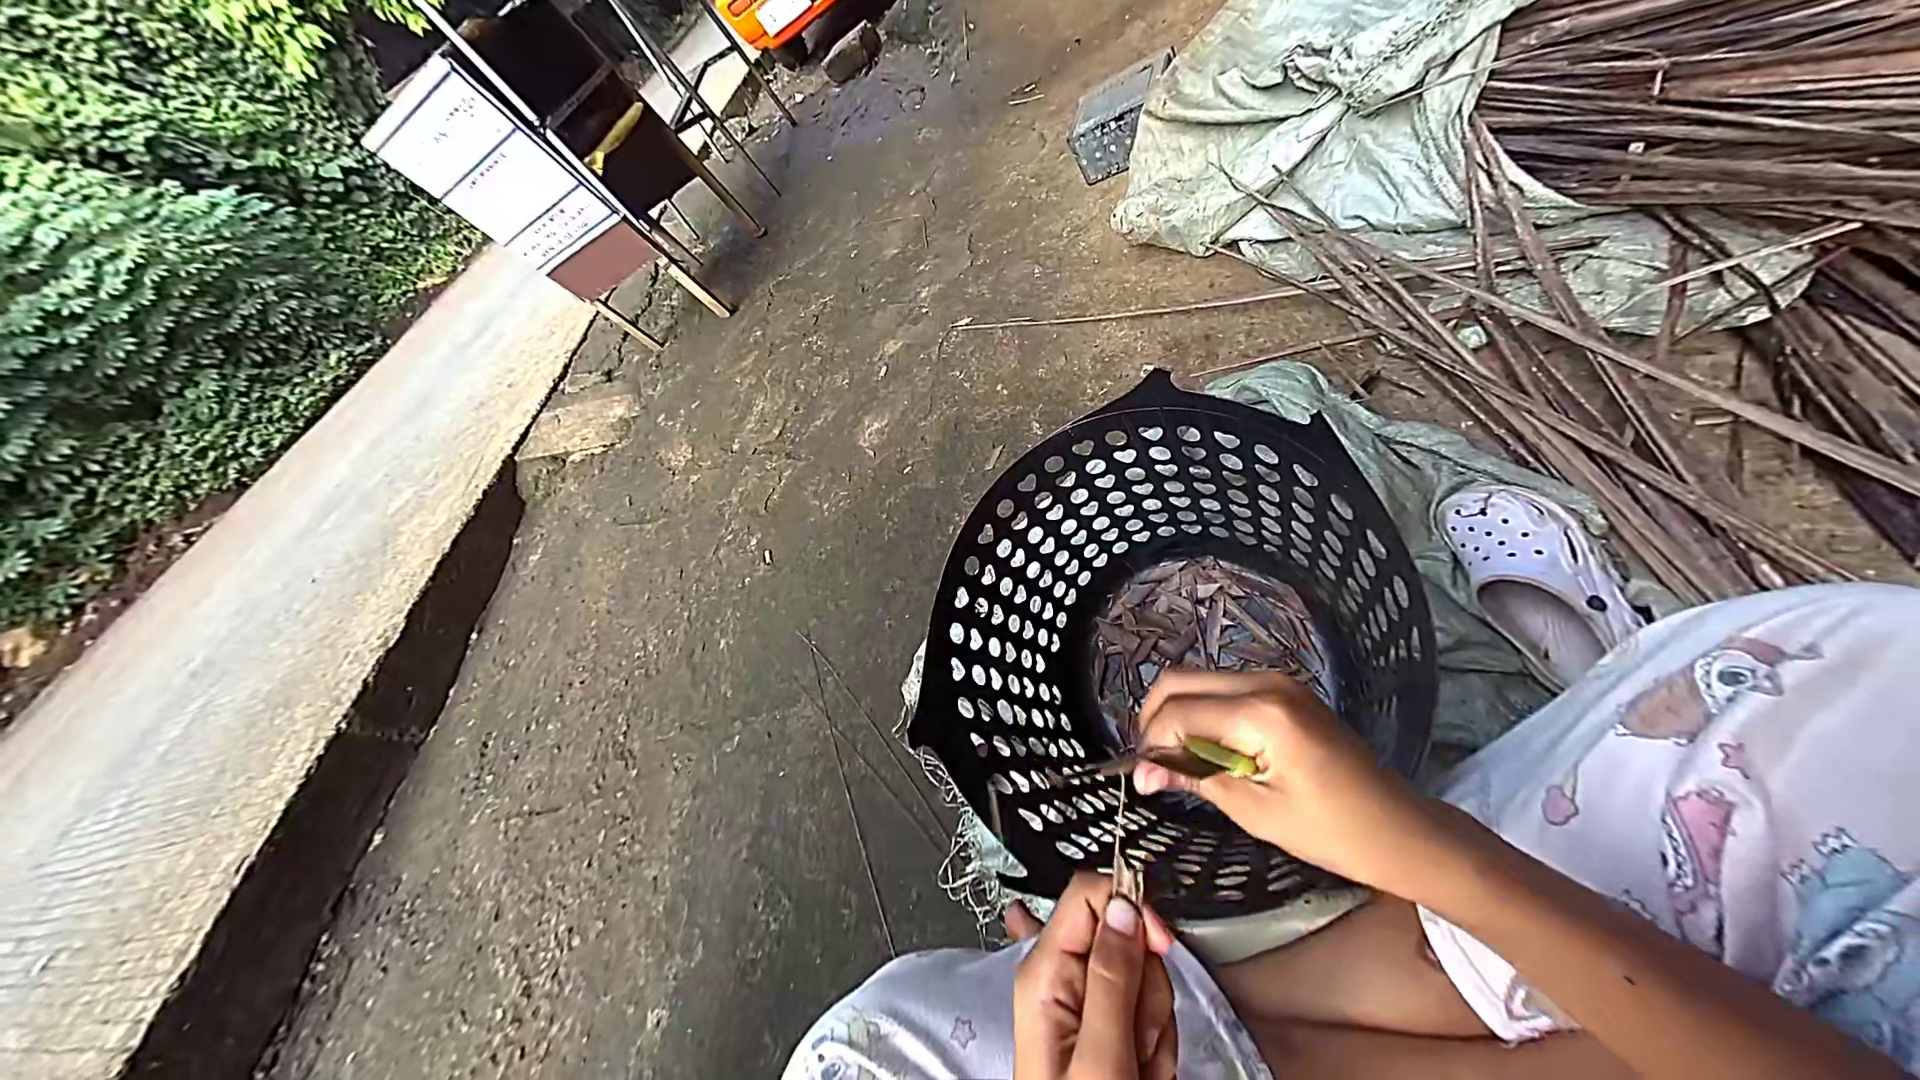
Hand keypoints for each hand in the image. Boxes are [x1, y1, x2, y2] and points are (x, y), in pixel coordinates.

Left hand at [1010, 872, 1178, 1079]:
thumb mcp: (1099, 1059)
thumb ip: (1112, 976)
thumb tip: (1125, 904)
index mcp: (1046, 970)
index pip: (1087, 894)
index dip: (1128, 905)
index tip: (1158, 942)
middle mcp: (1063, 976)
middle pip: (1124, 935)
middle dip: (1145, 985)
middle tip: (1134, 1037)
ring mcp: (1088, 1002)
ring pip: (1144, 976)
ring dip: (1152, 1023)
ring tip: (1136, 1065)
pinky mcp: (1110, 1026)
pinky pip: (1150, 1012)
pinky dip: (1156, 1044)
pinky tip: (1141, 1071)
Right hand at [1130, 670, 1458, 898]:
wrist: (1404, 830)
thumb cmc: (1333, 832)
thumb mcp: (1255, 810)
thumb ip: (1193, 779)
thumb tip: (1140, 774)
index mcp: (1262, 714)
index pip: (1178, 712)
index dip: (1151, 743)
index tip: (1142, 776)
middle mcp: (1265, 682)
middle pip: (1178, 680)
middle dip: (1153, 718)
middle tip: (1151, 761)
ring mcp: (1276, 680)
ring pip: (1196, 680)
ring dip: (1176, 713)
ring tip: (1175, 758)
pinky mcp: (1282, 689)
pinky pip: (1221, 689)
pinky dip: (1201, 712)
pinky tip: (1206, 748)